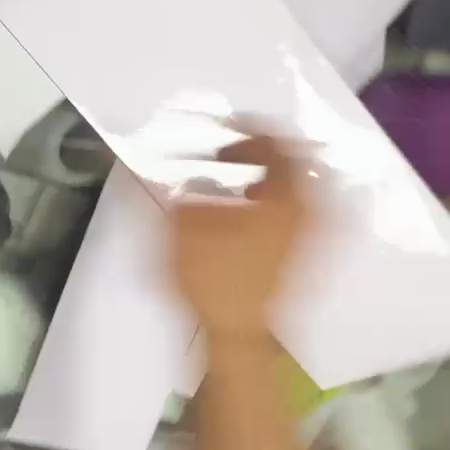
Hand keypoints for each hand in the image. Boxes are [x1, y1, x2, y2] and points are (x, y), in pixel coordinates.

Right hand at [170, 133, 312, 341]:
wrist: (237, 328)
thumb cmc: (208, 277)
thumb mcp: (176, 228)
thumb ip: (162, 190)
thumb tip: (138, 164)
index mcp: (283, 197)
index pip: (275, 146)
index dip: (246, 129)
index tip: (220, 122)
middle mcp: (309, 208)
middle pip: (292, 163)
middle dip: (254, 152)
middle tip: (220, 151)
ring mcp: (312, 229)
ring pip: (295, 185)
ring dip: (262, 174)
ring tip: (228, 177)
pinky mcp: (304, 245)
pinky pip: (295, 205)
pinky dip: (269, 195)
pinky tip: (242, 204)